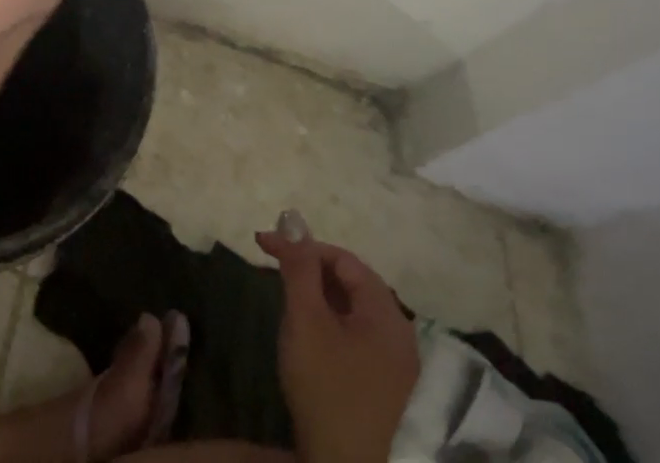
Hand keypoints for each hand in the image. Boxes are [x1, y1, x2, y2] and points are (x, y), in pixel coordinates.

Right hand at [255, 228, 420, 462]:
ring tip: (283, 295)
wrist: (349, 462)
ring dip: (317, 294)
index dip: (302, 245)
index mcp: (386, 312)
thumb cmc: (326, 385)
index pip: (344, 260)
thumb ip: (299, 269)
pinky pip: (355, 334)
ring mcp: (395, 361)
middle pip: (353, 283)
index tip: (260, 243)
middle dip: (310, 268)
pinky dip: (327, 320)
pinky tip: (307, 334)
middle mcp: (399, 332)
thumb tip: (292, 221)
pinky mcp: (384, 383)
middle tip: (269, 266)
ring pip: (353, 310)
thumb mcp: (305, 320)